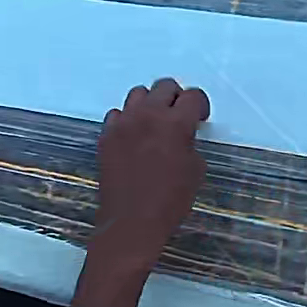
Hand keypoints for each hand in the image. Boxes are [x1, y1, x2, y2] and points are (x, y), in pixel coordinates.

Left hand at [91, 78, 209, 271]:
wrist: (131, 221)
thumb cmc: (170, 200)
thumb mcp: (195, 170)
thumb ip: (190, 142)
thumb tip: (183, 134)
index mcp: (174, 123)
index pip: (192, 96)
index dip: (199, 105)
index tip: (199, 117)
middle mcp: (147, 115)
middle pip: (164, 86)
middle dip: (175, 97)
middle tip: (178, 116)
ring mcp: (123, 124)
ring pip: (138, 94)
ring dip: (150, 103)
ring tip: (154, 123)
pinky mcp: (106, 135)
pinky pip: (117, 114)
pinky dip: (127, 120)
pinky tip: (133, 136)